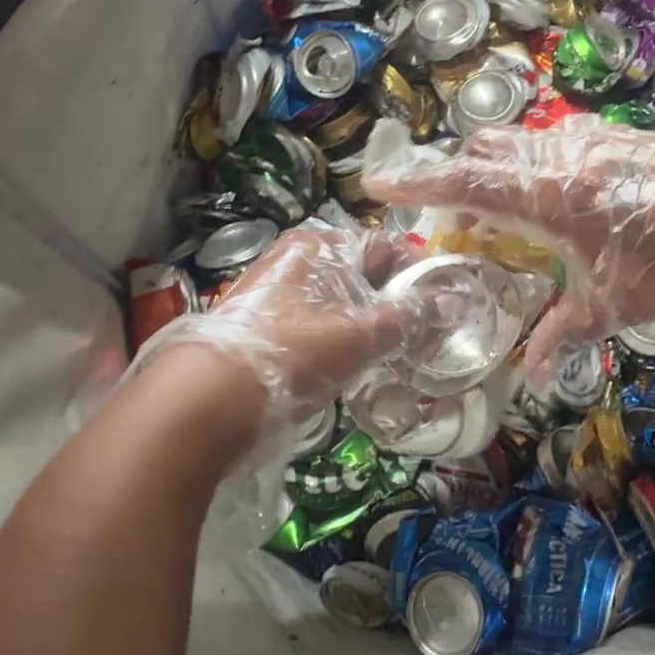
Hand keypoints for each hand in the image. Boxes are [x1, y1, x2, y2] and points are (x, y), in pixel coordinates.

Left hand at [127, 223, 453, 453]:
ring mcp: (276, 299)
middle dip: (394, 305)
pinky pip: (318, 331)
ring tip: (395, 358)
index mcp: (317, 246)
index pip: (385, 245)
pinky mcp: (264, 334)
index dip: (417, 272)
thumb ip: (409, 318)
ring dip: (369, 329)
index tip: (443, 304)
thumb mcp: (358, 334)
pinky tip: (354, 372)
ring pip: (340, 306)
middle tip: (424, 337)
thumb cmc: (287, 355)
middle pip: (362, 276)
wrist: (200, 409)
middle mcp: (294, 262)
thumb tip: (454, 304)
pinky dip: (341, 346)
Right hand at [362, 117, 654, 387]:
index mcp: (552, 195)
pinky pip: (561, 143)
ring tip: (508, 214)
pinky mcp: (622, 138)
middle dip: (460, 177)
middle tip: (457, 220)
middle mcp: (565, 157)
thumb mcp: (621, 303)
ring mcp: (595, 141)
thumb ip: (566, 332)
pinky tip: (565, 199)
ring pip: (526, 143)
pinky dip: (540, 164)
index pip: (467, 183)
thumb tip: (532, 374)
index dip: (418, 182)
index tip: (377, 183)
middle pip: (489, 151)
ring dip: (502, 170)